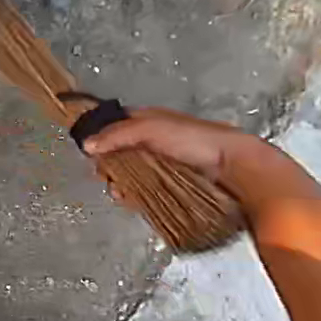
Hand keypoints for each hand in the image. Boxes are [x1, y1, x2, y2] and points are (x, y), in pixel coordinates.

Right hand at [82, 107, 298, 206]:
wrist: (234, 166)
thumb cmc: (193, 140)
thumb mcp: (150, 128)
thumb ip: (116, 135)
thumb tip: (86, 146)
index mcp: (147, 119)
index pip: (113, 125)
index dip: (100, 136)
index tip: (89, 152)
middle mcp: (153, 139)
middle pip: (119, 152)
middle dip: (108, 165)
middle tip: (105, 177)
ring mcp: (162, 163)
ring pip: (130, 173)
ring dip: (120, 183)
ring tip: (120, 193)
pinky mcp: (170, 184)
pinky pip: (144, 189)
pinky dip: (134, 195)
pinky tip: (131, 201)